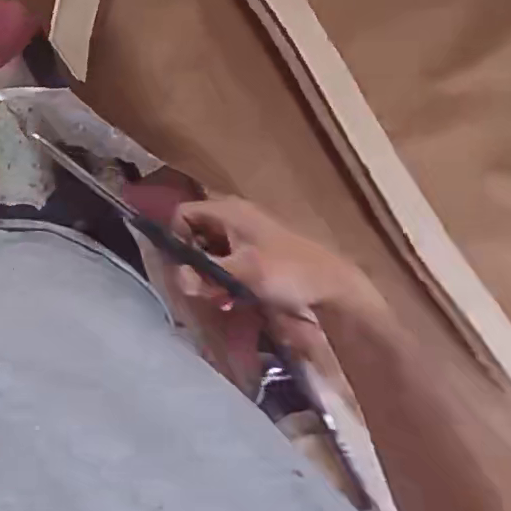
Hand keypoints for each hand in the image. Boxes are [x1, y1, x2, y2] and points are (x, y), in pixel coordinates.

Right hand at [172, 196, 389, 328]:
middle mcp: (233, 217)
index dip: (176, 238)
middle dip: (193, 262)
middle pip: (195, 233)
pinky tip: (231, 299)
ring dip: (208, 274)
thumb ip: (206, 275)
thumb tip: (176, 278)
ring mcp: (245, 234)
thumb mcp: (242, 274)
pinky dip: (223, 278)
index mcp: (228, 211)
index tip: (183, 266)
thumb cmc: (287, 272)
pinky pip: (226, 261)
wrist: (334, 288)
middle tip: (200, 287)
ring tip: (218, 297)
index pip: (183, 214)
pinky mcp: (255, 253)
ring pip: (210, 250)